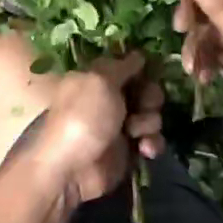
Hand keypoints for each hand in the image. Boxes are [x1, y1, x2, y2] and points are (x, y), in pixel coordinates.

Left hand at [5, 52, 163, 207]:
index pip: (127, 66)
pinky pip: (151, 140)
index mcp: (96, 78)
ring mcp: (119, 124)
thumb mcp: (100, 82)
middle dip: (150, 97)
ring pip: (151, 115)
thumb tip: (137, 54)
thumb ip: (121, 67)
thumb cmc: (83, 117)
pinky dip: (151, 143)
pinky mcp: (128, 149)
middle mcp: (108, 98)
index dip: (142, 69)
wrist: (71, 168)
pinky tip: (144, 150)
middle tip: (144, 105)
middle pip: (144, 89)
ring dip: (149, 122)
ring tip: (135, 132)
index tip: (151, 72)